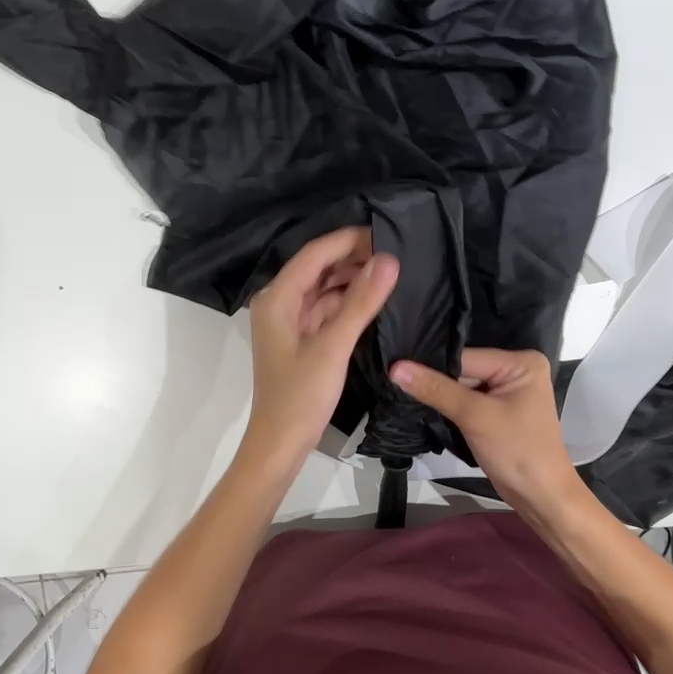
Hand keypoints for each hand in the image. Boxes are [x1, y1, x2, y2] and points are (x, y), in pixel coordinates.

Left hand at [243, 228, 398, 464]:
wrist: (281, 442)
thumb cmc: (300, 396)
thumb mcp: (333, 347)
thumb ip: (361, 303)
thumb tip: (389, 260)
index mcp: (276, 299)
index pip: (314, 254)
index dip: (348, 240)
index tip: (386, 231)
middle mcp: (278, 303)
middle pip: (317, 268)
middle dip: (353, 258)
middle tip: (395, 251)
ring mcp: (288, 322)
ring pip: (323, 288)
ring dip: (352, 279)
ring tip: (391, 271)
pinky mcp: (300, 339)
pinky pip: (325, 309)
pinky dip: (347, 302)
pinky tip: (375, 299)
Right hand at [389, 349, 583, 514]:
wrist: (540, 495)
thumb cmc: (517, 452)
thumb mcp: (474, 417)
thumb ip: (435, 390)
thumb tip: (395, 368)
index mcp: (520, 361)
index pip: (465, 356)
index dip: (431, 364)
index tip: (394, 367)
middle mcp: (514, 369)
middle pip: (461, 369)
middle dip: (434, 380)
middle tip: (393, 381)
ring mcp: (505, 391)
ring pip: (459, 386)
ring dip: (437, 394)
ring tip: (401, 393)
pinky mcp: (495, 410)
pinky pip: (464, 400)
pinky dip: (447, 406)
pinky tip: (421, 407)